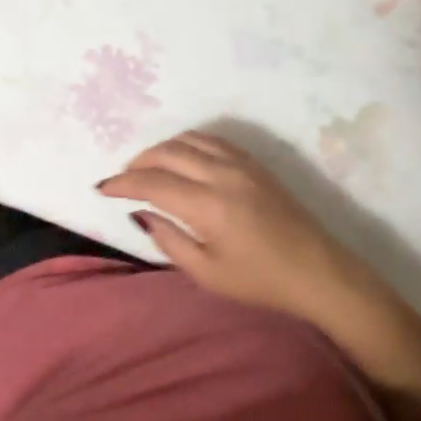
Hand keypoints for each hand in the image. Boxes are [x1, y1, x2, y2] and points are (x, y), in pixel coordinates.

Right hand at [98, 131, 373, 317]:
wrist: (319, 272)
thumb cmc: (261, 281)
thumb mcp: (207, 273)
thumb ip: (169, 240)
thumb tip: (142, 214)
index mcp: (208, 206)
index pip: (152, 183)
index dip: (122, 183)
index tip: (102, 188)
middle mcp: (223, 175)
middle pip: (167, 152)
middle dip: (138, 162)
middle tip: (123, 179)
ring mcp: (243, 164)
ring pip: (189, 139)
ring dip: (162, 149)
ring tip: (148, 168)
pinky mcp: (256, 164)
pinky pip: (213, 140)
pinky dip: (188, 144)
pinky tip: (182, 160)